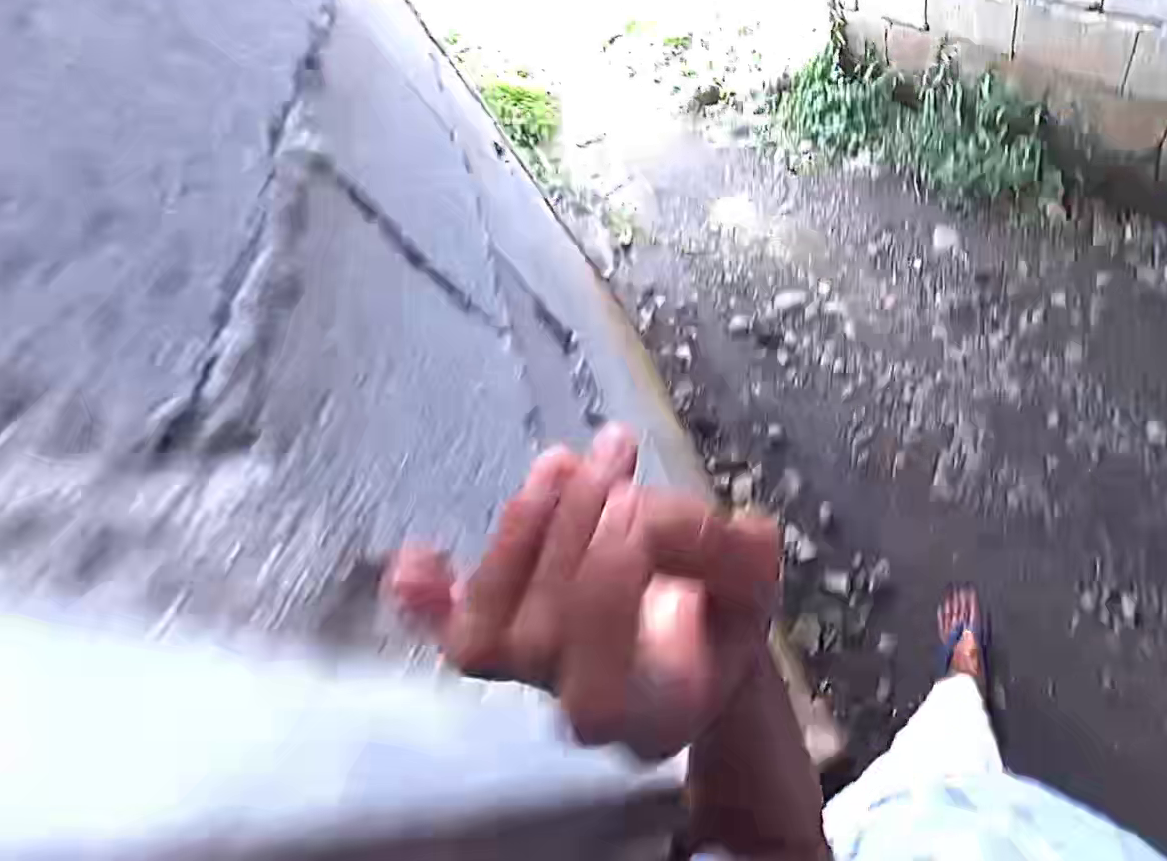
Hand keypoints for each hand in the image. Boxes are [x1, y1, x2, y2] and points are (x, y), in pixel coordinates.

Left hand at [384, 424, 782, 759]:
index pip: (597, 682)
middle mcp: (575, 709)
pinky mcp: (502, 639)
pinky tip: (413, 561)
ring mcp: (528, 678)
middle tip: (611, 455)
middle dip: (572, 528)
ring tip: (562, 462)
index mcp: (650, 711)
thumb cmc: (722, 614)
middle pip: (538, 637)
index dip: (605, 587)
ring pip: (485, 629)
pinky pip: (449, 631)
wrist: (691, 638)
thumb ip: (735, 555)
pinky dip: (427, 599)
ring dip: (520, 530)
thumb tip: (680, 520)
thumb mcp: (753, 584)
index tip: (641, 505)